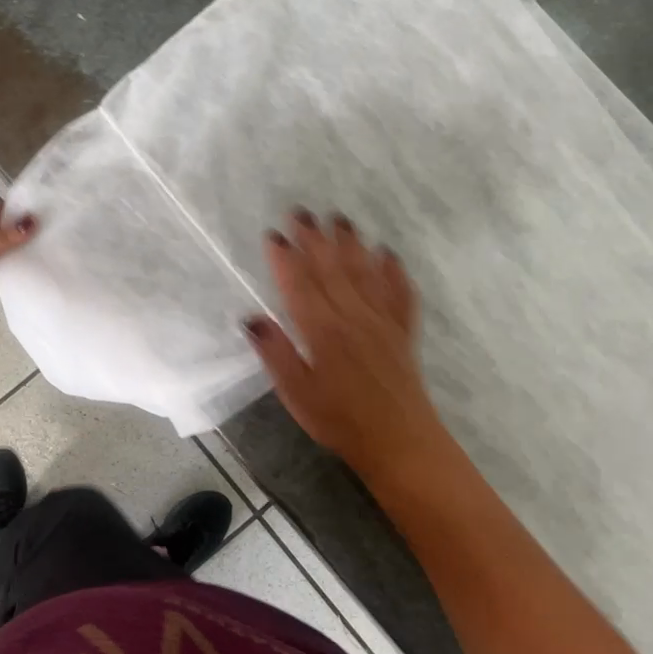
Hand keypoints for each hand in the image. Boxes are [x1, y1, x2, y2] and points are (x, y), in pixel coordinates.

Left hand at [0, 203, 36, 305]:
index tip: (45, 211)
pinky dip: (11, 256)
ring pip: (3, 241)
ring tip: (45, 244)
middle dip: (23, 226)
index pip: (4, 208)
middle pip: (4, 224)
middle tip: (51, 229)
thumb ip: (8, 237)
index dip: (22, 208)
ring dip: (18, 242)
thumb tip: (35, 222)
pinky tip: (27, 260)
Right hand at [244, 209, 449, 478]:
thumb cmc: (338, 420)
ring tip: (339, 219)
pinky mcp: (401, 333)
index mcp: (321, 330)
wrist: (400, 442)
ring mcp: (380, 322)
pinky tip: (388, 254)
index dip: (284, 258)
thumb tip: (251, 318)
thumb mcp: (295, 392)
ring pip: (363, 273)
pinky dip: (394, 272)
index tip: (273, 234)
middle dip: (314, 238)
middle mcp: (351, 317)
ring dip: (350, 244)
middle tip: (302, 211)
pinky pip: (399, 294)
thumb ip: (275, 353)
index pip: (298, 284)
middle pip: (330, 269)